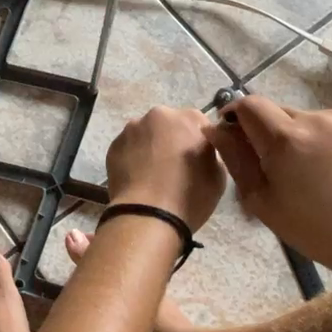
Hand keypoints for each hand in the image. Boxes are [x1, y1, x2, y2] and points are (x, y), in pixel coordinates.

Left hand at [104, 106, 224, 231]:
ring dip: (151, 146)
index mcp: (187, 118)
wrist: (147, 215)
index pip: (198, 122)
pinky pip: (129, 148)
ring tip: (153, 173)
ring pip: (146, 134)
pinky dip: (134, 157)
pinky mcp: (113, 146)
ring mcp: (131, 129)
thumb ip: (210, 152)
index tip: (199, 157)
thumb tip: (199, 150)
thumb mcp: (218, 174)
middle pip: (169, 124)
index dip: (199, 140)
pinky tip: (138, 177)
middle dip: (172, 139)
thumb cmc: (190, 196)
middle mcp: (157, 115)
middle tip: (175, 165)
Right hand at [208, 96, 331, 267]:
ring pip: (295, 116)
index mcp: (286, 139)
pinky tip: (317, 164)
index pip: (247, 105)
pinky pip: (317, 121)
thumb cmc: (311, 227)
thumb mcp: (260, 199)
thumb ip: (235, 158)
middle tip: (263, 163)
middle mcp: (313, 118)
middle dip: (260, 129)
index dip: (232, 116)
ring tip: (295, 167)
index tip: (230, 137)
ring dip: (285, 133)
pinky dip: (309, 135)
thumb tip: (213, 129)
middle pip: (271, 110)